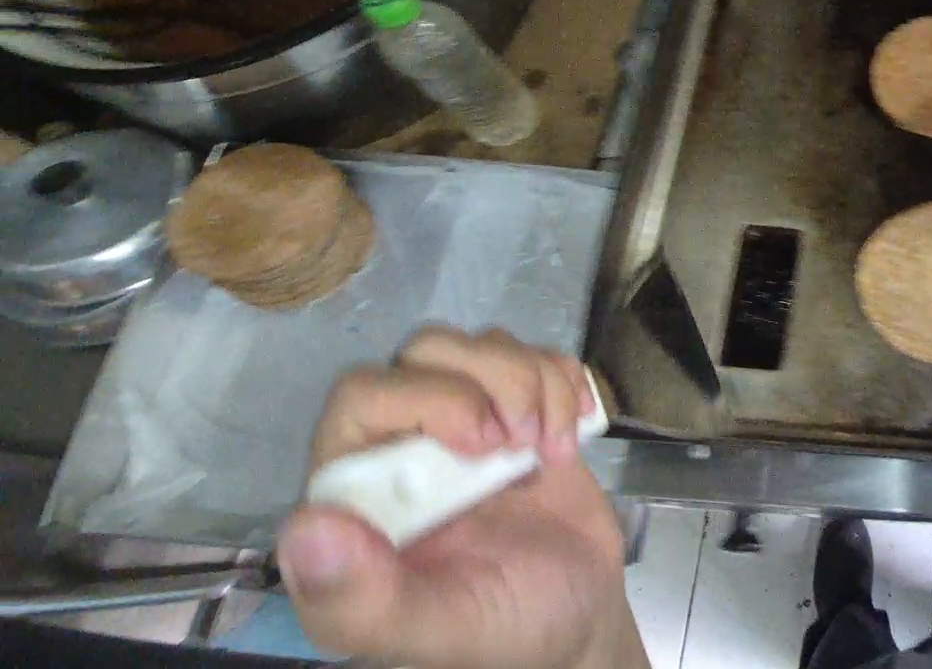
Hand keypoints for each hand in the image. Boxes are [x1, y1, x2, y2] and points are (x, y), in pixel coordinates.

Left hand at [277, 326, 643, 668]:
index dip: (427, 399)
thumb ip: (359, 598)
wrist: (580, 617)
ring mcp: (473, 423)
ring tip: (554, 448)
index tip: (483, 447)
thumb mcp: (431, 632)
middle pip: (430, 351)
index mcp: (364, 493)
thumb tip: (305, 527)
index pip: (365, 396)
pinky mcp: (529, 412)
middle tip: (523, 444)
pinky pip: (542, 357)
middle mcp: (409, 446)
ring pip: (488, 344)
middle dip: (496, 382)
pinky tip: (576, 432)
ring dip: (537, 384)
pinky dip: (569, 382)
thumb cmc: (501, 633)